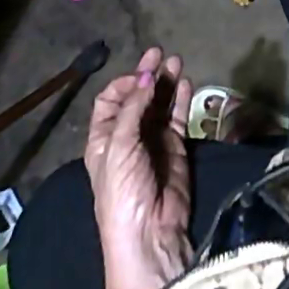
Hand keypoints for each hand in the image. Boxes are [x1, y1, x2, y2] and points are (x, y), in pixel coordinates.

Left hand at [86, 46, 193, 288]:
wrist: (150, 234)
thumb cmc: (122, 189)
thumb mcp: (119, 146)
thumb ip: (134, 108)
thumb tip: (146, 75)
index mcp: (104, 138)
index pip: (110, 100)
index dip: (124, 83)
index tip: (140, 73)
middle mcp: (127, 136)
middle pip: (137, 98)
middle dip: (147, 76)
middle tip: (161, 54)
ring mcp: (152, 142)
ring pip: (159, 104)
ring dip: (166, 83)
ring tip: (176, 62)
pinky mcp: (176, 149)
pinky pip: (177, 118)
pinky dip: (180, 100)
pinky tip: (185, 83)